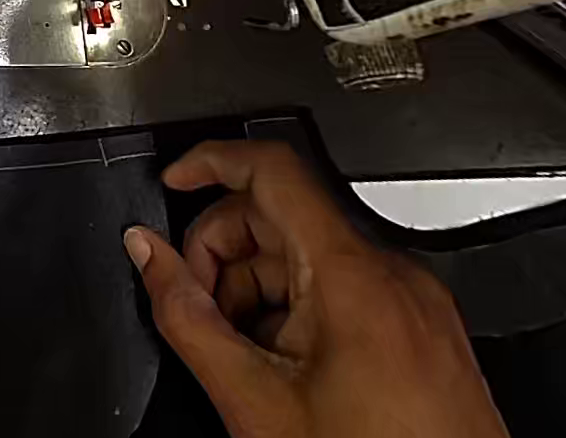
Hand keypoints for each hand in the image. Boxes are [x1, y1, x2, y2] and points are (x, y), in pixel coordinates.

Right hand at [123, 140, 506, 437]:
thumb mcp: (255, 404)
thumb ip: (185, 316)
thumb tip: (146, 251)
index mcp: (353, 276)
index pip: (271, 168)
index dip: (210, 161)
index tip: (175, 180)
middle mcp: (391, 274)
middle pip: (278, 214)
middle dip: (221, 249)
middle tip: (197, 302)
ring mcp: (411, 302)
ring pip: (302, 251)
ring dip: (250, 283)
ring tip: (238, 349)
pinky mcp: (419, 329)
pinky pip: (335, 284)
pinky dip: (288, 306)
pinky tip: (278, 364)